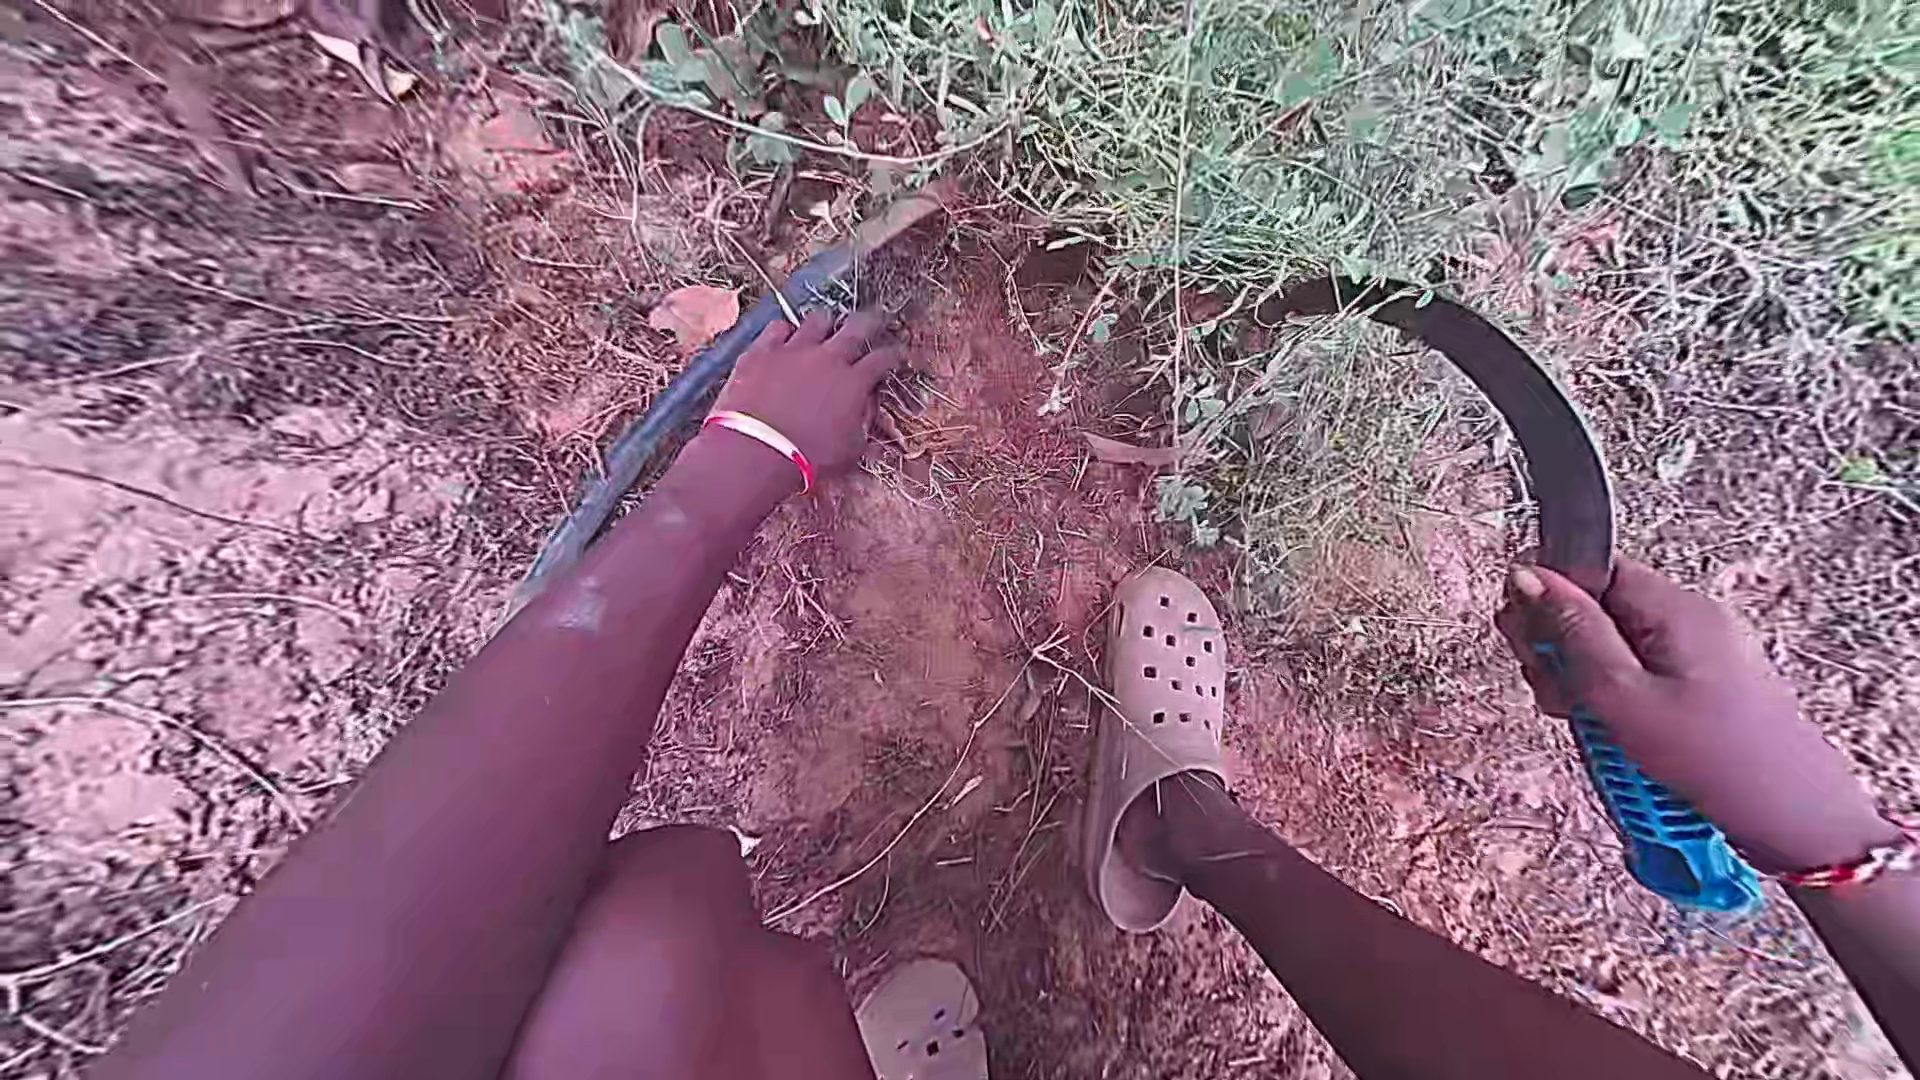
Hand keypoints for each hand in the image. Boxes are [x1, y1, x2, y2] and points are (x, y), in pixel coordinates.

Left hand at [709, 308, 900, 482]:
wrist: (758, 452)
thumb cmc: (809, 459)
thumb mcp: (850, 453)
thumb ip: (864, 431)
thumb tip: (872, 426)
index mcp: (855, 383)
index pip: (882, 359)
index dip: (892, 355)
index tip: (894, 356)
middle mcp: (829, 358)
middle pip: (858, 327)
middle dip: (870, 323)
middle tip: (874, 320)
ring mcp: (795, 350)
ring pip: (818, 320)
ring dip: (827, 323)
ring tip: (828, 326)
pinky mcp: (763, 351)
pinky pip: (779, 327)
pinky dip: (786, 331)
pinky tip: (786, 337)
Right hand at [1495, 558, 1894, 873]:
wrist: (1788, 822)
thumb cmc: (1706, 757)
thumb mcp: (1615, 688)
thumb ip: (1567, 625)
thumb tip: (1526, 575)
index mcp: (1675, 610)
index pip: (1588, 567)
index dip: (1545, 592)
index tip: (1526, 629)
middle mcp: (1684, 619)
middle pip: (1586, 601)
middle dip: (1550, 635)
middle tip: (1548, 674)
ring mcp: (1687, 649)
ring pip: (1594, 635)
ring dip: (1566, 666)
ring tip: (1573, 705)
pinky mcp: (1684, 675)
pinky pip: (1617, 661)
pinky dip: (1592, 683)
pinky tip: (1591, 712)